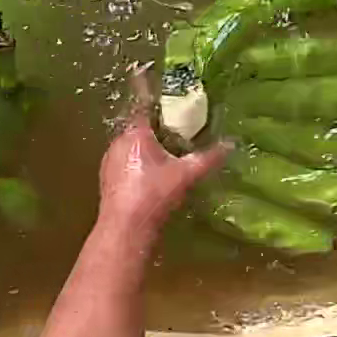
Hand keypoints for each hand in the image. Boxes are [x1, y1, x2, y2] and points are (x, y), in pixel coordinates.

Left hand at [97, 117, 227, 235]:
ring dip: (145, 150)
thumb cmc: (154, 195)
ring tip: (165, 160)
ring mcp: (109, 160)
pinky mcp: (106, 178)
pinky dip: (136, 166)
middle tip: (176, 138)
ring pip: (130, 147)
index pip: (145, 108)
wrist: (125, 228)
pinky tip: (149, 179)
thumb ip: (208, 158)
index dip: (158, 107)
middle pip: (138, 129)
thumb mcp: (186, 175)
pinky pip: (124, 163)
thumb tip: (231, 144)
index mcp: (135, 134)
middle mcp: (118, 142)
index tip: (172, 111)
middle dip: (155, 132)